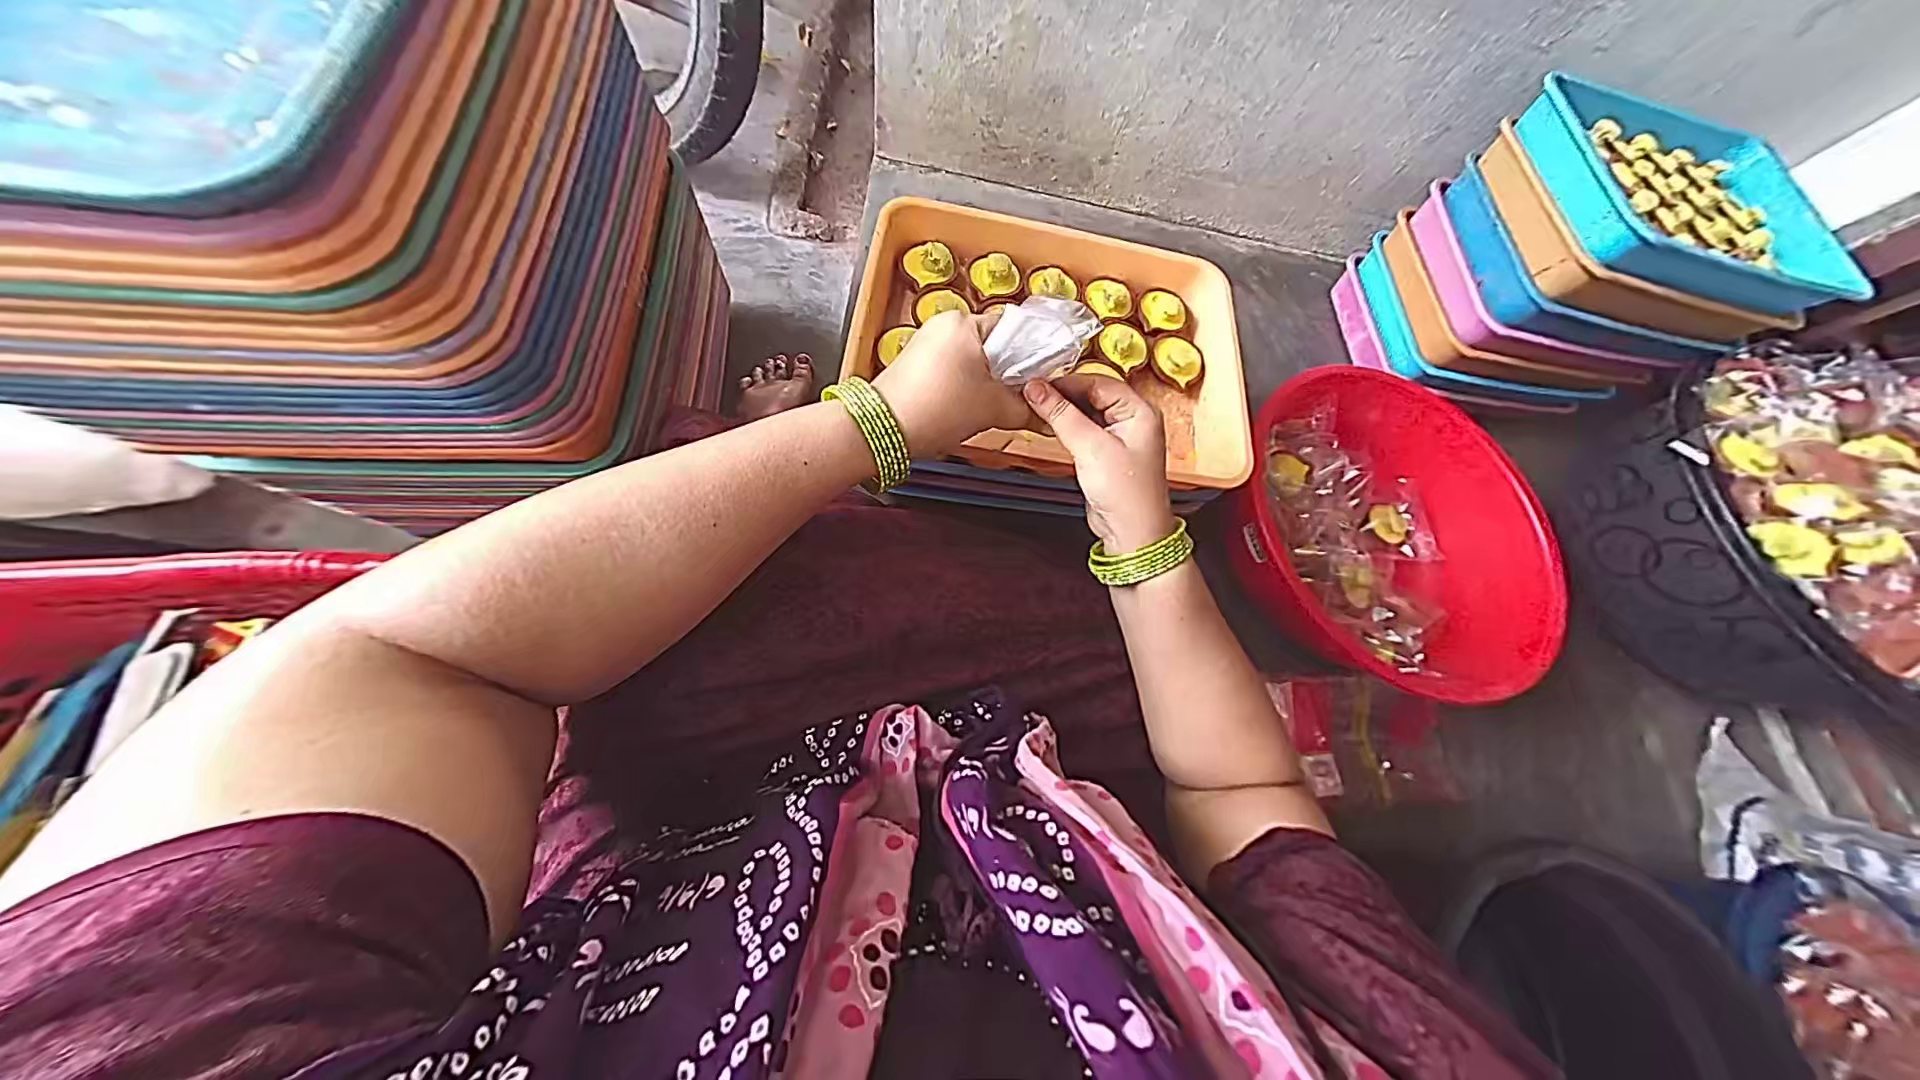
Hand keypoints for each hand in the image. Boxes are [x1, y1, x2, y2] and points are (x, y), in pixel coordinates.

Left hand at [871, 310, 1030, 457]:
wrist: (882, 430)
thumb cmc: (932, 410)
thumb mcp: (992, 410)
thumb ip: (1026, 410)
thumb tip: (1046, 416)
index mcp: (965, 322)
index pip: (1016, 329)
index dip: (1032, 356)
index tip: (1040, 380)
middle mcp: (944, 324)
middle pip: (994, 345)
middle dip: (1006, 374)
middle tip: (1015, 398)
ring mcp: (927, 342)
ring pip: (973, 359)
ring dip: (985, 383)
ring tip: (987, 407)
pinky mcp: (916, 362)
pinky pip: (952, 369)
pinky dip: (964, 386)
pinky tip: (965, 408)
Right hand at [1022, 376, 1175, 553]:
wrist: (1133, 533)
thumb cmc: (1127, 494)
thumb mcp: (1091, 447)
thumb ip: (1062, 415)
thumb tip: (1038, 390)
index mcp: (1140, 410)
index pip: (1097, 382)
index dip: (1066, 382)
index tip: (1037, 384)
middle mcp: (1133, 420)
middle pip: (1091, 395)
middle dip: (1062, 395)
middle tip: (1032, 395)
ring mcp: (1120, 437)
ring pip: (1086, 412)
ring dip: (1062, 412)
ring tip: (1037, 409)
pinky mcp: (1106, 453)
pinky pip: (1084, 430)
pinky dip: (1066, 427)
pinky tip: (1050, 427)